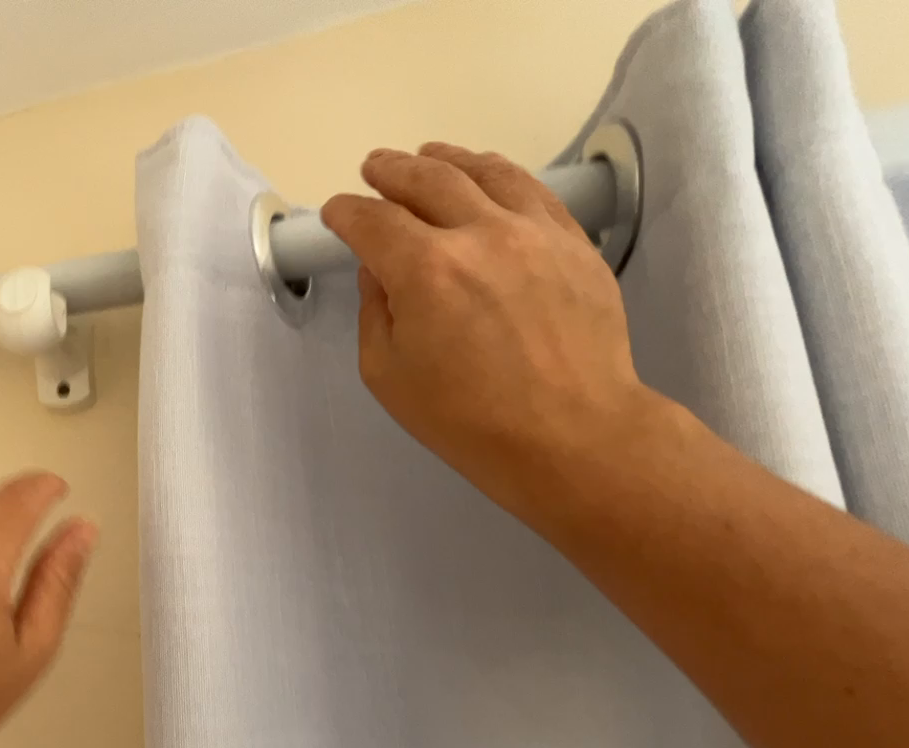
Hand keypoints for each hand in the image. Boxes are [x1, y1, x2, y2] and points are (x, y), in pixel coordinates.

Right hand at [319, 143, 664, 510]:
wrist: (566, 430)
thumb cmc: (460, 414)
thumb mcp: (385, 371)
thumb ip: (375, 310)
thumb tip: (380, 270)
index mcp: (424, 271)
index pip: (373, 222)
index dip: (346, 213)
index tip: (335, 213)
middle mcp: (480, 235)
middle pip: (428, 180)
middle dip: (391, 171)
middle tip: (373, 167)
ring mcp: (535, 231)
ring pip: (485, 172)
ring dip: (447, 159)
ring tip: (428, 155)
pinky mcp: (573, 241)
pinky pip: (531, 190)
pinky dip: (498, 175)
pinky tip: (486, 176)